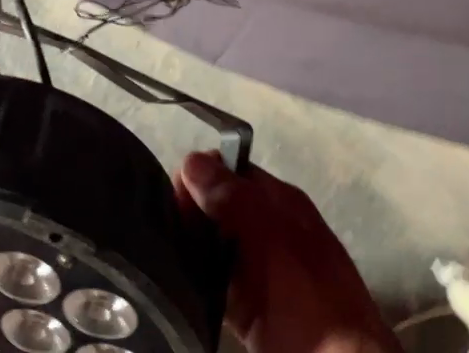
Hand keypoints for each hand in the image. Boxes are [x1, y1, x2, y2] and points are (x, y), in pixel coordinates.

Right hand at [177, 152, 399, 352]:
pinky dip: (191, 278)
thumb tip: (191, 161)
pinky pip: (208, 280)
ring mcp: (256, 270)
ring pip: (209, 243)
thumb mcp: (273, 237)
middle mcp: (266, 229)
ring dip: (186, 245)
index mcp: (279, 203)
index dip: (199, 174)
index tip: (174, 194)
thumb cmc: (310, 301)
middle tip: (162, 228)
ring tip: (157, 251)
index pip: (230, 170)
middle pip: (216, 206)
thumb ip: (233, 197)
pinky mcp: (244, 307)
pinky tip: (170, 279)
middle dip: (188, 211)